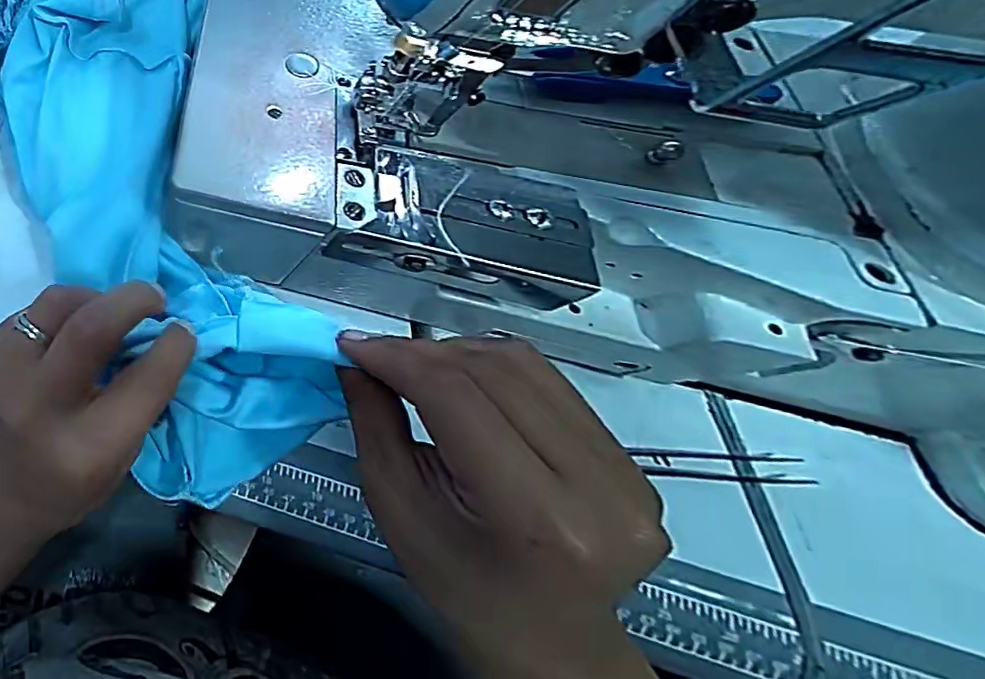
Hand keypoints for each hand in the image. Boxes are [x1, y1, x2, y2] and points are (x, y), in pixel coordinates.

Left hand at [0, 282, 196, 547]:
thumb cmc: (68, 484)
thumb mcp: (120, 460)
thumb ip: (142, 400)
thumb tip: (165, 334)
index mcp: (85, 449)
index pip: (141, 383)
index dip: (171, 347)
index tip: (183, 328)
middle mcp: (39, 406)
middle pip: (91, 327)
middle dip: (132, 300)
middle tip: (155, 298)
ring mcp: (5, 373)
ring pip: (59, 302)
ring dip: (97, 297)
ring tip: (112, 311)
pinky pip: (37, 309)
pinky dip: (66, 310)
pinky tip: (73, 328)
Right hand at [337, 333, 668, 678]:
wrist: (545, 637)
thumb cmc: (462, 583)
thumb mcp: (397, 505)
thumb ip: (374, 421)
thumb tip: (355, 358)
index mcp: (535, 515)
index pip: (456, 397)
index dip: (397, 359)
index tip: (353, 346)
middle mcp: (596, 488)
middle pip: (491, 372)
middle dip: (421, 352)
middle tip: (376, 355)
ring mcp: (623, 473)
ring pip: (521, 364)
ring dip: (456, 352)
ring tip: (416, 368)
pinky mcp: (630, 461)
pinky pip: (547, 381)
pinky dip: (492, 367)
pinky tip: (462, 381)